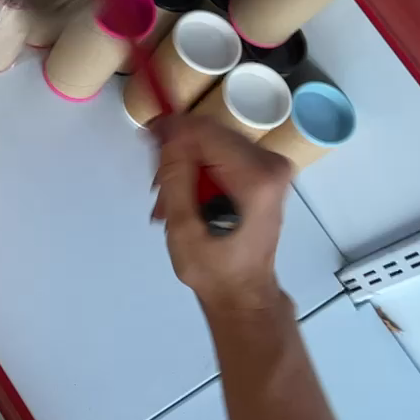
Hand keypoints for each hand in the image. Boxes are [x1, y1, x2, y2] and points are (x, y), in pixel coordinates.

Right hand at [151, 115, 293, 316]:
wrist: (242, 290)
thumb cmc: (213, 268)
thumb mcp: (183, 225)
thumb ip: (175, 176)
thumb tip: (168, 135)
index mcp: (255, 177)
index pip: (207, 132)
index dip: (173, 129)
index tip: (147, 135)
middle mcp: (271, 165)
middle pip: (212, 134)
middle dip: (178, 152)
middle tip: (156, 184)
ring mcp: (272, 168)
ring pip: (215, 143)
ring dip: (186, 165)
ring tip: (169, 200)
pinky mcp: (266, 174)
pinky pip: (224, 155)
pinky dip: (200, 171)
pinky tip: (187, 198)